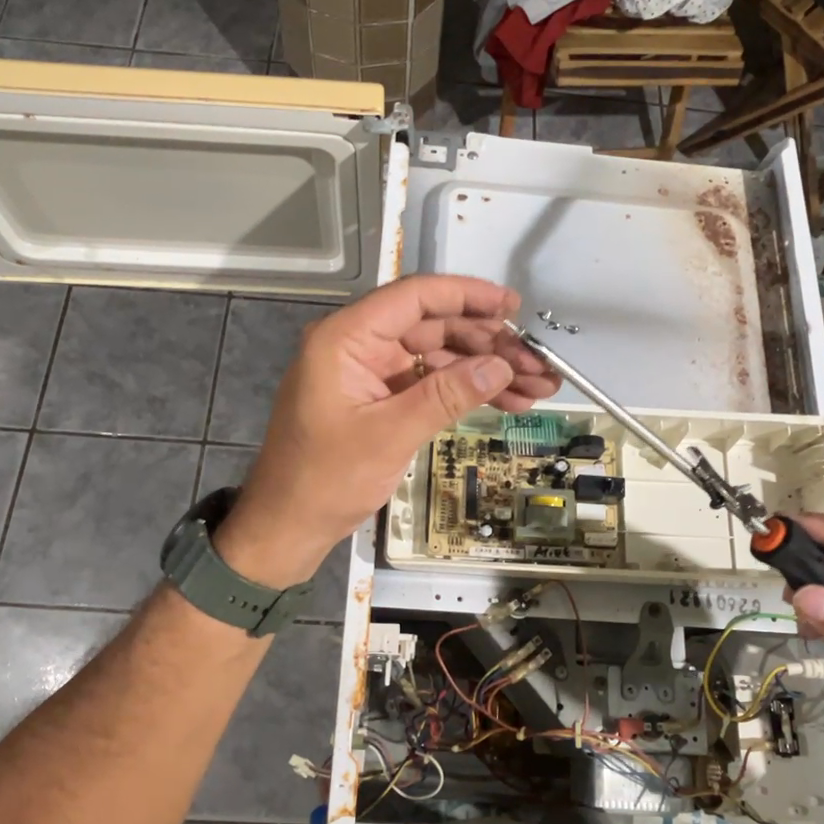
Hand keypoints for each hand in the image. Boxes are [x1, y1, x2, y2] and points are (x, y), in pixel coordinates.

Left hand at [213, 275, 559, 589]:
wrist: (286, 527)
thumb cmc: (325, 480)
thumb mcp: (390, 435)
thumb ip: (446, 395)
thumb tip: (501, 365)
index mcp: (347, 338)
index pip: (415, 297)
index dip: (468, 296)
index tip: (513, 308)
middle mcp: (358, 344)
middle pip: (434, 326)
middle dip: (488, 342)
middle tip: (537, 363)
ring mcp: (370, 372)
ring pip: (439, 355)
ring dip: (486, 369)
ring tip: (537, 386)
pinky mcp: (379, 398)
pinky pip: (430, 382)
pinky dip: (466, 391)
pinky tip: (507, 400)